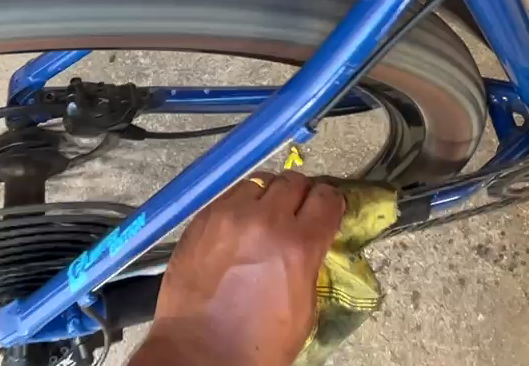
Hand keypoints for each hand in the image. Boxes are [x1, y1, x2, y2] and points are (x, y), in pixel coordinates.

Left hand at [131, 171, 344, 365]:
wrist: (198, 354)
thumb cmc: (256, 346)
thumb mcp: (303, 311)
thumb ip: (310, 263)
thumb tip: (312, 239)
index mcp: (298, 246)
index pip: (327, 199)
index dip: (330, 203)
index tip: (327, 208)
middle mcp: (266, 220)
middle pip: (294, 181)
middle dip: (300, 195)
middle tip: (296, 212)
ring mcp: (231, 214)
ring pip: (261, 180)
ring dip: (269, 195)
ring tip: (265, 215)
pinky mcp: (205, 216)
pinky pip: (231, 193)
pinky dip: (241, 203)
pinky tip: (239, 224)